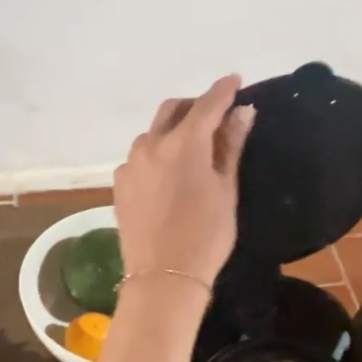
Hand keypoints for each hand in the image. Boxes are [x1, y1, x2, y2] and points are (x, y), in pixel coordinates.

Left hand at [112, 75, 256, 285]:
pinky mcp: (119, 186)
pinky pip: (139, 159)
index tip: (235, 81)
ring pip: (152, 134)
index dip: (223, 90)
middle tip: (213, 116)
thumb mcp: (225, 191)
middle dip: (193, 106)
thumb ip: (230, 147)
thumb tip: (241, 112)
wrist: (163, 279)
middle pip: (172, 110)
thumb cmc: (205, 237)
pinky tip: (167, 176)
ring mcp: (130, 165)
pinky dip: (155, 156)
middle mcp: (151, 145)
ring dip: (171, 132)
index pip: (207, 103)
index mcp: (183, 142)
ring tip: (189, 149)